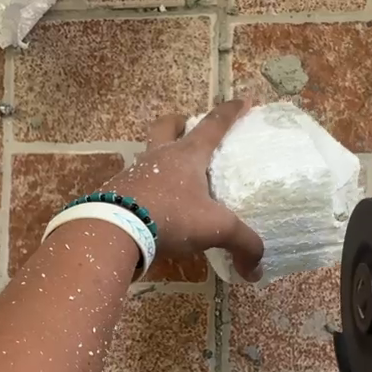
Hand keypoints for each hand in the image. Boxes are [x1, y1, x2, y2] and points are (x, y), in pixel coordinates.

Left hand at [103, 101, 265, 280]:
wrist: (114, 231)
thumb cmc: (171, 217)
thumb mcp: (216, 229)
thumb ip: (242, 245)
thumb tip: (257, 271)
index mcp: (186, 155)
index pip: (213, 125)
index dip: (230, 112)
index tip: (243, 100)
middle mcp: (158, 157)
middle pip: (165, 127)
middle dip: (179, 123)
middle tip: (188, 127)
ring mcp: (133, 174)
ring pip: (147, 156)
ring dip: (159, 160)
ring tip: (172, 180)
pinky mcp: (114, 194)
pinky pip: (133, 186)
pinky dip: (145, 192)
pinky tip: (152, 208)